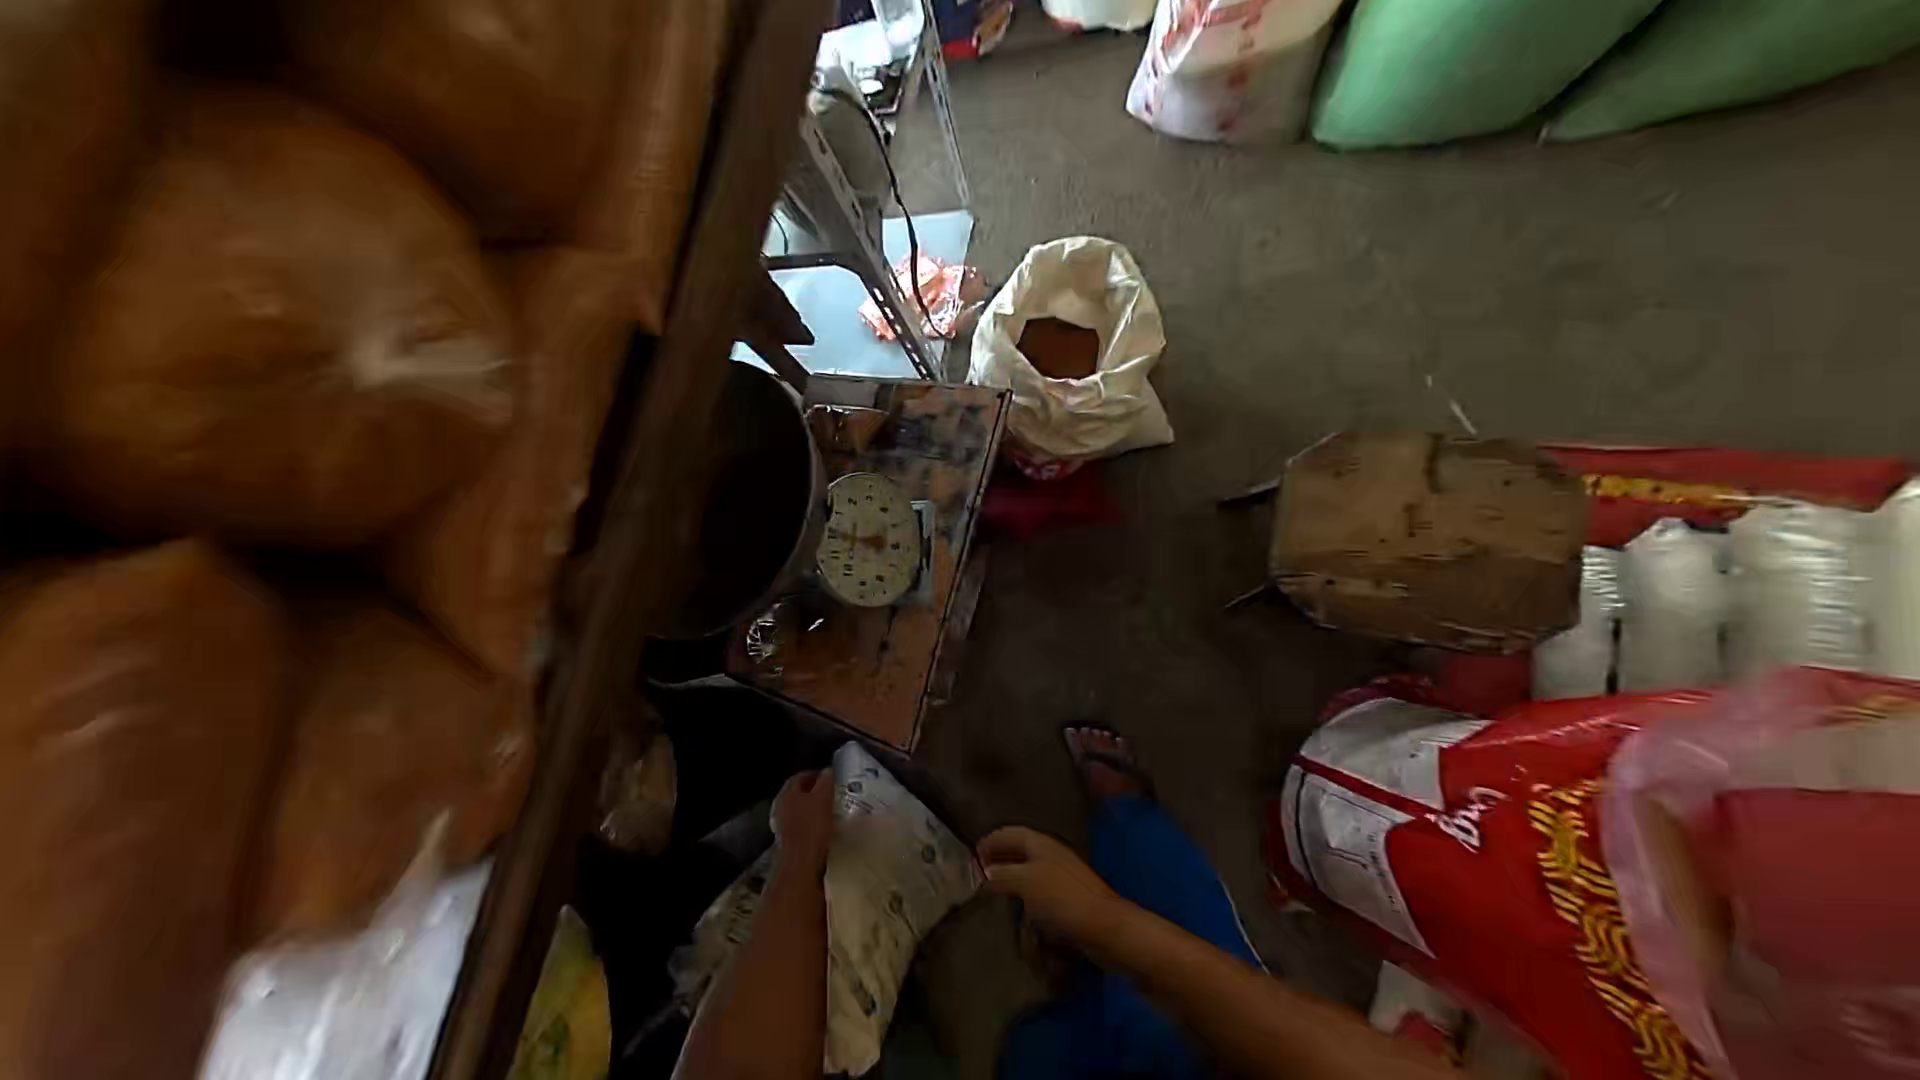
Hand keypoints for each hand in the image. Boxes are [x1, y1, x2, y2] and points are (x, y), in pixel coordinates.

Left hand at [770, 768, 834, 876]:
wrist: (801, 863)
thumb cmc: (812, 826)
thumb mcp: (823, 799)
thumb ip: (825, 782)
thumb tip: (827, 770)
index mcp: (787, 793)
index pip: (799, 777)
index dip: (814, 774)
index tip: (828, 775)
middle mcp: (781, 806)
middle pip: (797, 793)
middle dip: (812, 790)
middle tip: (829, 790)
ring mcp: (782, 824)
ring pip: (798, 808)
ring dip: (811, 806)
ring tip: (828, 807)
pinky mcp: (787, 839)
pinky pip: (799, 823)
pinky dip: (810, 820)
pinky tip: (821, 824)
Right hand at [976, 826, 1123, 945]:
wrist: (1104, 927)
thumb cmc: (1062, 898)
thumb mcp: (1025, 882)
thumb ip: (1000, 875)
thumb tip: (982, 874)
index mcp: (1040, 842)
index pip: (1009, 833)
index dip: (990, 841)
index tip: (972, 855)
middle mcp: (1050, 854)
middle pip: (1018, 851)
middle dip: (998, 860)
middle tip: (979, 876)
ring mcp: (1060, 876)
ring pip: (1028, 872)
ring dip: (1011, 880)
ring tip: (994, 894)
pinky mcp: (1067, 898)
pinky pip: (1038, 892)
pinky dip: (1025, 898)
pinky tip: (1018, 911)